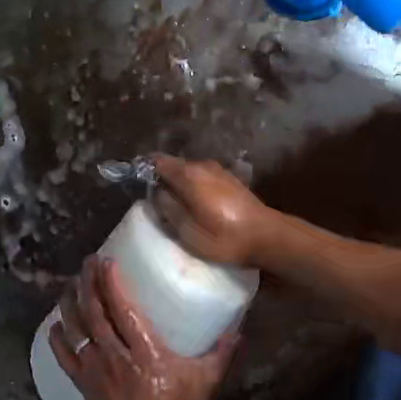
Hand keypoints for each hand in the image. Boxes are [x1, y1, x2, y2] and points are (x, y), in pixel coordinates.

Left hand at [51, 255, 238, 399]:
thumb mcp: (206, 384)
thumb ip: (222, 353)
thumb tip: (240, 328)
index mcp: (145, 352)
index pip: (123, 309)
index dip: (112, 283)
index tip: (107, 260)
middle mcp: (116, 357)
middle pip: (95, 314)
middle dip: (89, 284)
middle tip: (88, 262)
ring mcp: (97, 373)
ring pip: (77, 332)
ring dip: (71, 305)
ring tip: (69, 283)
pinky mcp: (86, 389)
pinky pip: (66, 360)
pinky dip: (58, 341)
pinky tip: (54, 326)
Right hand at [152, 156, 280, 266]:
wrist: (266, 236)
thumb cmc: (224, 237)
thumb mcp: (187, 230)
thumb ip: (168, 208)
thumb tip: (156, 192)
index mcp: (190, 174)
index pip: (158, 162)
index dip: (144, 171)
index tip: (134, 184)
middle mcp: (204, 165)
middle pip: (174, 166)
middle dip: (161, 179)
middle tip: (151, 201)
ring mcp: (220, 171)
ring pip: (190, 172)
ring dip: (179, 184)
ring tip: (170, 206)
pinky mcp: (230, 180)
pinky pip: (203, 178)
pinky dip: (193, 187)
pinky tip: (192, 205)